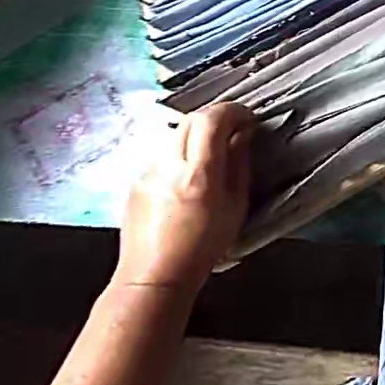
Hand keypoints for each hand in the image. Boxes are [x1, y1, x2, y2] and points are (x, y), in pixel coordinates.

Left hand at [115, 102, 254, 291]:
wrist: (154, 274)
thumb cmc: (204, 244)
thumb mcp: (236, 204)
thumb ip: (238, 163)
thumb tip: (242, 134)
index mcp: (197, 172)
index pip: (211, 119)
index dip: (233, 111)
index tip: (248, 119)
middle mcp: (168, 165)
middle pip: (190, 119)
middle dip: (215, 117)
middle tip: (234, 128)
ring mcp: (147, 171)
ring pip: (175, 133)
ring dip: (198, 133)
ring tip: (214, 151)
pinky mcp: (136, 180)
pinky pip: (163, 153)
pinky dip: (181, 151)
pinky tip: (189, 173)